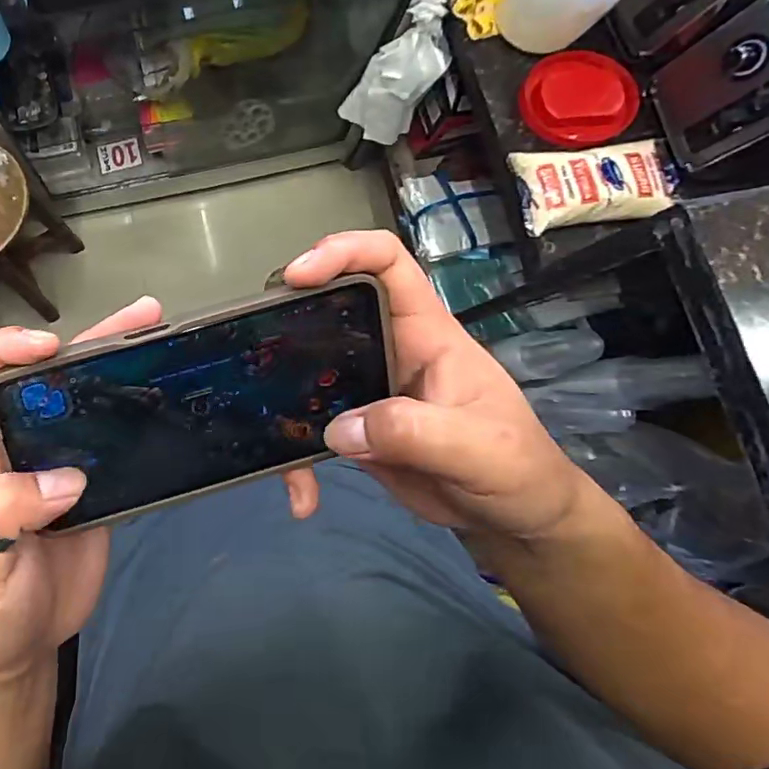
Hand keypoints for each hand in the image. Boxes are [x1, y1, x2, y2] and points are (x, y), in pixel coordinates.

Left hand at [0, 297, 164, 680]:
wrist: (18, 647)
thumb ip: (2, 519)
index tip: (46, 346)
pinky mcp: (91, 488)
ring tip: (158, 335)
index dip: (1, 351)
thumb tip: (65, 478)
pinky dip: (135, 414)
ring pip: (84, 402)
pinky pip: (111, 440)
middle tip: (138, 317)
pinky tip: (163, 397)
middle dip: (85, 340)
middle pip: (44, 376)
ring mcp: (58, 466)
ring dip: (117, 365)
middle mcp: (19, 447)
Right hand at [281, 230, 594, 537]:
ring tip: (261, 422)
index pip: (387, 263)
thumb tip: (339, 428)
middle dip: (289, 315)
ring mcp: (368, 388)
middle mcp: (389, 349)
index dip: (344, 252)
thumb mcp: (479, 447)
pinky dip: (300, 463)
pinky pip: (312, 432)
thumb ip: (416, 431)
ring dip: (281, 396)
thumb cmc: (516, 468)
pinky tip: (302, 498)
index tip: (299, 274)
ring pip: (309, 371)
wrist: (513, 517)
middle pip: (330, 307)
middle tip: (253, 336)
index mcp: (425, 332)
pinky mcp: (355, 428)